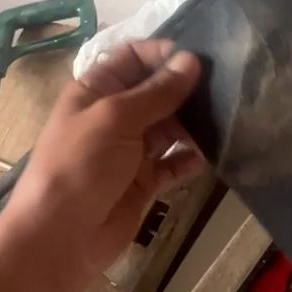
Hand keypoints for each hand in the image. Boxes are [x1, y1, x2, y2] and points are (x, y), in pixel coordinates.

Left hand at [9, 39, 206, 275]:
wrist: (60, 237)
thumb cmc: (80, 166)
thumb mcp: (115, 118)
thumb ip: (156, 91)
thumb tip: (192, 60)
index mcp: (96, 91)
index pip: (133, 58)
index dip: (163, 53)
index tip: (201, 56)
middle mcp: (114, 116)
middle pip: (157, 91)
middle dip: (188, 88)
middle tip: (229, 86)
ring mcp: (131, 150)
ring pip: (171, 127)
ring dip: (195, 123)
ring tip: (230, 116)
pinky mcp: (145, 182)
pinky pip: (175, 163)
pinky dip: (193, 158)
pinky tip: (217, 153)